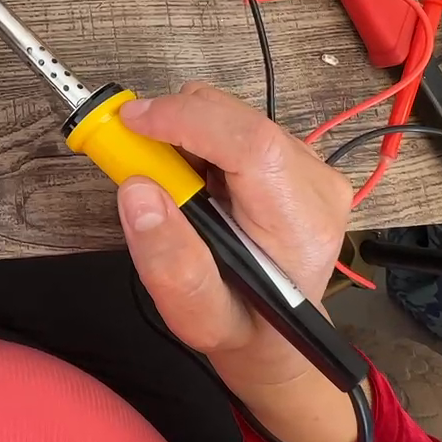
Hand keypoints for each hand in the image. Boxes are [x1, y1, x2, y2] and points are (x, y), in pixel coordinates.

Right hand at [116, 84, 360, 441]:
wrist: (272, 331)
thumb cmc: (238, 323)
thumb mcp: (197, 315)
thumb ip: (169, 261)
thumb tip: (137, 190)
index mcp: (299, 223)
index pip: (250, 144)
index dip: (184, 120)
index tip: (128, 122)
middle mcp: (313, 182)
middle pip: (232, 116)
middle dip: (170, 122)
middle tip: (131, 158)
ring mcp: (304, 161)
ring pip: (223, 110)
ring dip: (180, 131)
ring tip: (168, 181)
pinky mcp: (287, 151)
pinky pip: (225, 118)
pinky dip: (191, 134)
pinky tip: (189, 176)